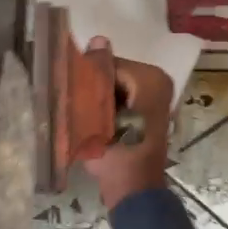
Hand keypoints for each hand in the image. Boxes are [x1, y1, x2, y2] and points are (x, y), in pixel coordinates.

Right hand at [81, 39, 173, 210]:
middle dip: (92, 86)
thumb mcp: (101, 112)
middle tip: (72, 101)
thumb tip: (97, 39)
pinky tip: (91, 119)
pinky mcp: (146, 115)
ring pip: (115, 88)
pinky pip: (121, 101)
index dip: (86, 75)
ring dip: (97, 97)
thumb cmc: (117, 151)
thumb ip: (97, 75)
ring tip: (79, 111)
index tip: (69, 89)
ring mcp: (154, 99)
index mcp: (151, 77)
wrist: (133, 190)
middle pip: (113, 74)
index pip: (109, 63)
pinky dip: (107, 108)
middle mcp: (157, 82)